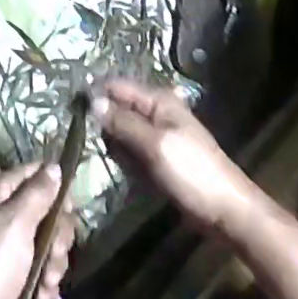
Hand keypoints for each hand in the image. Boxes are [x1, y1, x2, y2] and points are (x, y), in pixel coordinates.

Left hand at [0, 162, 73, 298]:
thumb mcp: (16, 221)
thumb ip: (38, 192)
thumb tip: (55, 166)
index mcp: (2, 192)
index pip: (36, 172)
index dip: (55, 186)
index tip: (68, 207)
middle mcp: (7, 214)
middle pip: (49, 209)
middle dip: (59, 233)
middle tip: (55, 250)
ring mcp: (12, 247)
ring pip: (50, 242)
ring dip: (55, 262)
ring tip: (47, 280)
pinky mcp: (17, 276)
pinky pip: (43, 270)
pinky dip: (47, 283)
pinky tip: (43, 296)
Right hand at [93, 78, 256, 235]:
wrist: (227, 212)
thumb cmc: (192, 172)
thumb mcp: (155, 145)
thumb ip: (123, 123)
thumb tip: (93, 102)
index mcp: (158, 101)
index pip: (118, 86)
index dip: (96, 93)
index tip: (70, 107)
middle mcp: (156, 113)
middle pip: (119, 108)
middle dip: (101, 119)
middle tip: (77, 134)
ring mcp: (158, 136)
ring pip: (123, 131)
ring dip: (111, 140)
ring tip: (94, 150)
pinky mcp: (159, 158)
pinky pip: (132, 150)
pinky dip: (123, 157)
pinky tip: (116, 165)